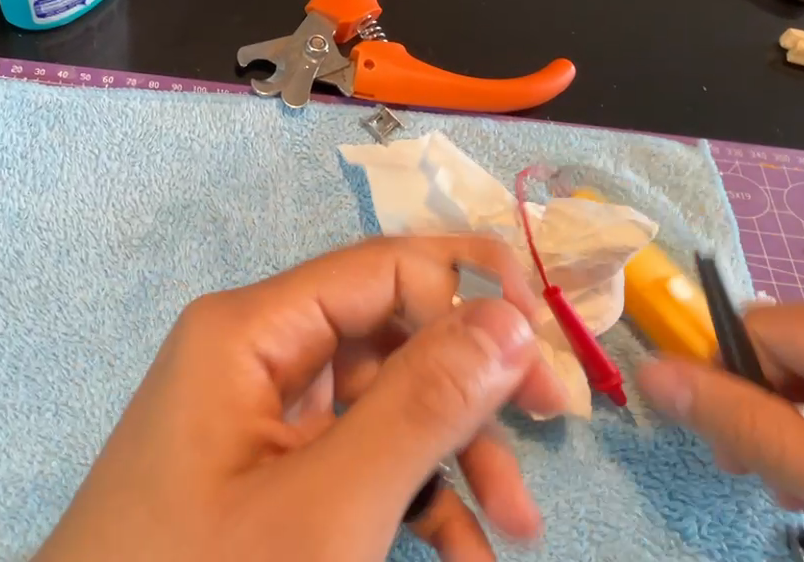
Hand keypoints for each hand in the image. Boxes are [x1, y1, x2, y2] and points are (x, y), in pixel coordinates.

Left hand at [34, 236, 567, 561]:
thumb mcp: (329, 505)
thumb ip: (421, 406)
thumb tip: (508, 317)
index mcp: (250, 327)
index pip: (380, 269)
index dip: (470, 296)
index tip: (547, 361)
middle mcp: (254, 349)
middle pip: (386, 333)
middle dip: (468, 385)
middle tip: (552, 429)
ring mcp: (259, 411)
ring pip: (379, 400)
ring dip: (451, 452)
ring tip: (515, 527)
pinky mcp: (265, 466)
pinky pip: (352, 455)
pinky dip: (409, 494)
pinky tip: (461, 551)